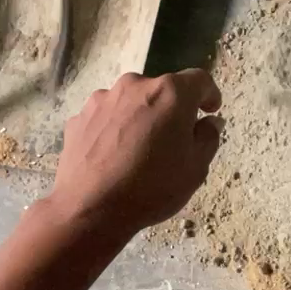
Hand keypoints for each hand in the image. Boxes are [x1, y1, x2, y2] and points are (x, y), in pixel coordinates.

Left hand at [39, 70, 222, 234]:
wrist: (90, 209)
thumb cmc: (153, 187)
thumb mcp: (196, 168)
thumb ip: (208, 137)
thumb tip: (209, 122)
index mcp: (171, 93)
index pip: (199, 80)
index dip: (209, 94)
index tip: (211, 111)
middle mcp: (136, 85)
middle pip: (163, 90)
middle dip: (172, 109)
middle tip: (174, 139)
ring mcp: (103, 99)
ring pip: (132, 102)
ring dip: (142, 117)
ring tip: (140, 149)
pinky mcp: (79, 117)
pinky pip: (107, 116)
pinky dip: (116, 128)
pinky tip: (114, 155)